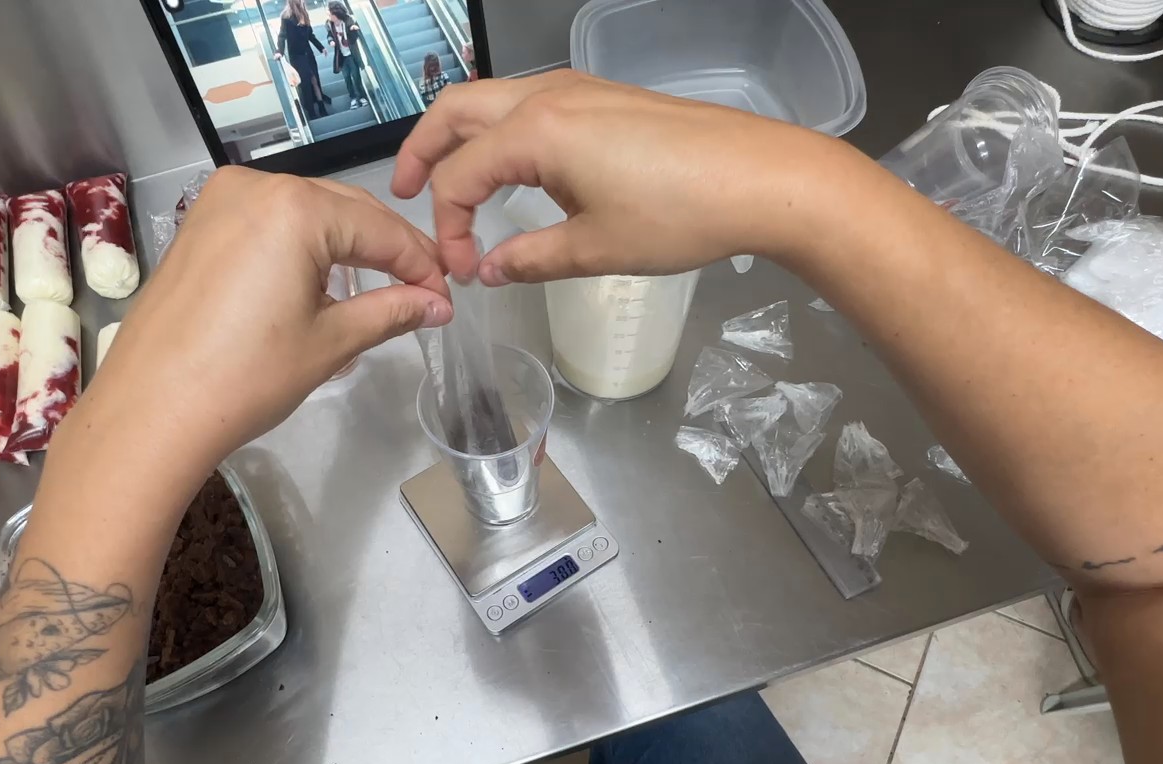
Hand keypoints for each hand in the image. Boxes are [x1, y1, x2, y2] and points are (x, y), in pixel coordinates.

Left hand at [45, 168, 449, 525]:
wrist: (155, 408)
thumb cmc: (250, 376)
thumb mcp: (332, 342)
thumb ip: (391, 312)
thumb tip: (439, 305)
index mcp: (295, 208)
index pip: (380, 228)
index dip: (421, 264)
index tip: (447, 298)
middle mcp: (256, 186)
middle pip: (345, 210)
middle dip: (389, 250)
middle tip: (424, 291)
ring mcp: (221, 201)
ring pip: (308, 213)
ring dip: (350, 247)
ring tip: (384, 287)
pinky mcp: (201, 225)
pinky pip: (272, 224)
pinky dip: (307, 247)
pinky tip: (326, 280)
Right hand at [392, 71, 829, 283]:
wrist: (759, 179)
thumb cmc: (676, 216)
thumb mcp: (595, 249)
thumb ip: (530, 259)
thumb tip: (488, 270)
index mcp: (537, 133)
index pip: (461, 177)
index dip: (448, 228)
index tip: (461, 273)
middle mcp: (548, 95)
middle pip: (458, 110)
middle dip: (423, 151)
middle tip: (403, 191)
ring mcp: (578, 89)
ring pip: (492, 101)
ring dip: (460, 138)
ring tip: (447, 183)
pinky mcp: (602, 99)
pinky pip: (528, 107)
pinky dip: (499, 135)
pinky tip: (509, 172)